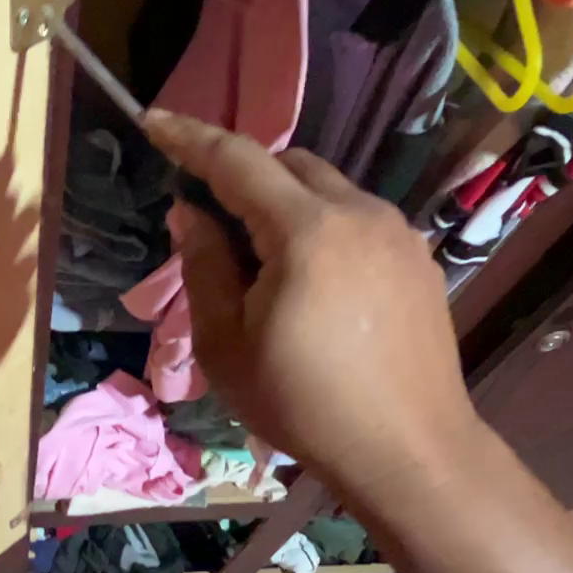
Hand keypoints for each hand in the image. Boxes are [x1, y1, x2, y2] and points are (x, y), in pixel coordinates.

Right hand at [143, 109, 487, 506]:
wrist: (408, 451)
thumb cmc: (302, 404)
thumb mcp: (226, 345)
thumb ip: (204, 268)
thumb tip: (190, 215)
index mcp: (305, 231)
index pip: (237, 160)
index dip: (189, 137)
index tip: (154, 121)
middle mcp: (359, 213)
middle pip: (289, 164)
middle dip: (243, 175)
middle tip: (215, 224)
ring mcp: (398, 234)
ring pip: (327, 190)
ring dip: (285, 205)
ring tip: (266, 267)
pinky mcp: (419, 260)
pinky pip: (357, 220)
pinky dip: (322, 229)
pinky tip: (315, 285)